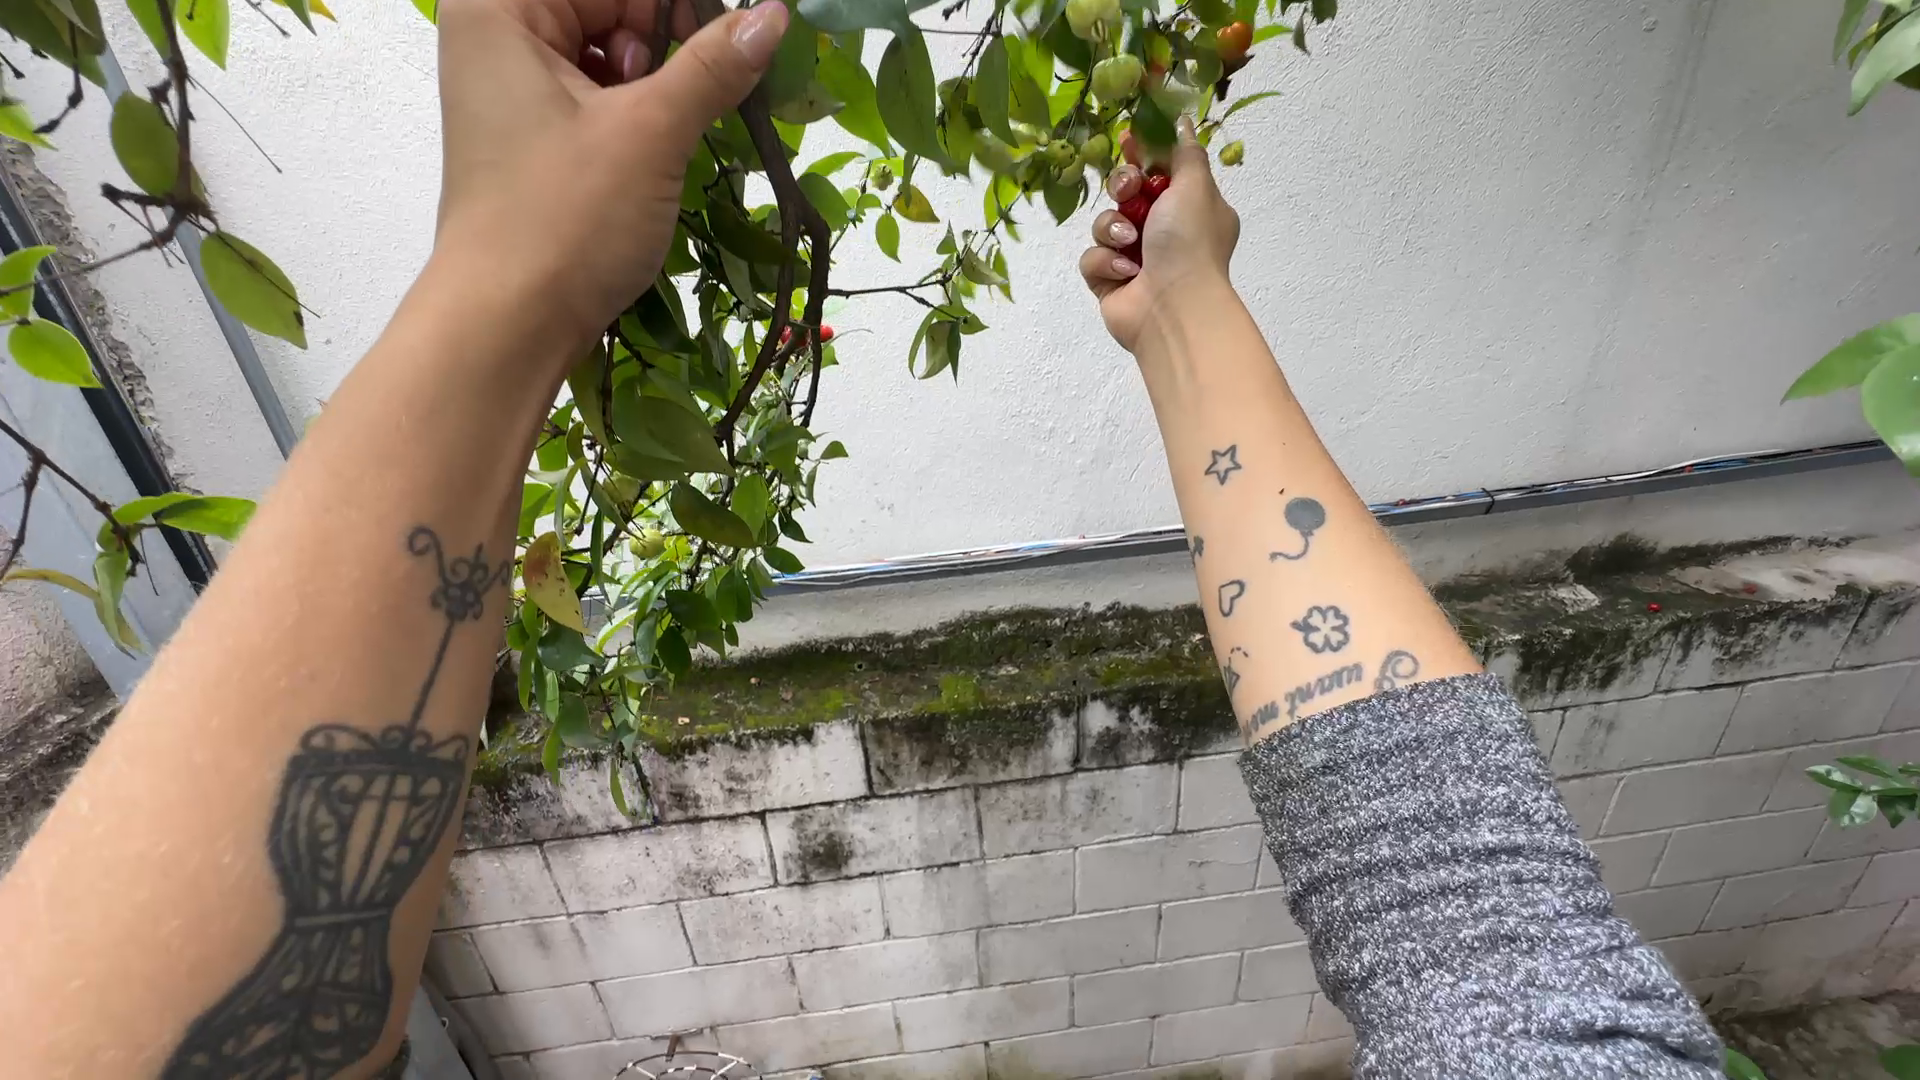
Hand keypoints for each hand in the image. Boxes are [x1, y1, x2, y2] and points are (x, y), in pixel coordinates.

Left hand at [432, 0, 787, 365]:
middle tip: (714, 94)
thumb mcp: (649, 134)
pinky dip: (639, 122)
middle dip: (670, 49)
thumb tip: (771, 14)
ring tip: (679, 136)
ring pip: (607, 63)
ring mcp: (516, 98)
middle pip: (605, 12)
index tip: (739, 38)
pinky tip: (663, 154)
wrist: (512, 321)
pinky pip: (598, 107)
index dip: (680, 8)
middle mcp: (498, 39)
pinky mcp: (538, 147)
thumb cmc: (569, 217)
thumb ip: (710, 69)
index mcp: (501, 6)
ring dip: (659, 91)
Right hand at [1079, 116, 1240, 352]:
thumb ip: (1184, 152)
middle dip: (1122, 187)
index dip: (1142, 154)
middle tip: (1128, 190)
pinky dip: (1106, 263)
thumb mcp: (1195, 185)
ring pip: (1104, 225)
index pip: (1158, 171)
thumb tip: (1183, 121)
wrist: (1173, 307)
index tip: (1127, 140)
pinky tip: (1126, 274)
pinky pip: (1092, 259)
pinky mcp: (1108, 282)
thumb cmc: (1189, 243)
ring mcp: (1132, 258)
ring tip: (1130, 245)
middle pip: (1125, 193)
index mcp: (1187, 207)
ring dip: (1113, 229)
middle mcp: (1160, 232)